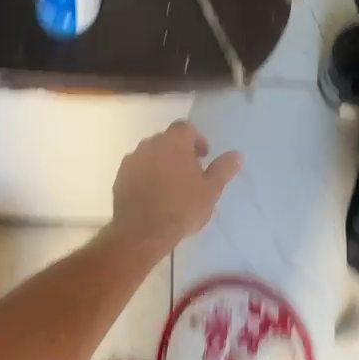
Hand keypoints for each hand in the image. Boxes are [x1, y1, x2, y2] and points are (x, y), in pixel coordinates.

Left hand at [108, 121, 242, 253]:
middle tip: (190, 173)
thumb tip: (237, 154)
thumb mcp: (210, 191)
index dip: (197, 139)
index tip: (203, 157)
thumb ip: (223, 169)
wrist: (142, 231)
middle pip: (168, 139)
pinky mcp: (121, 175)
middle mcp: (151, 143)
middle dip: (180, 151)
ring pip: (152, 153)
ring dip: (162, 162)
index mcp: (175, 141)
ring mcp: (133, 158)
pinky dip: (146, 174)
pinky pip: (137, 168)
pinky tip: (153, 195)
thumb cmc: (181, 208)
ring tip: (171, 186)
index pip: (186, 127)